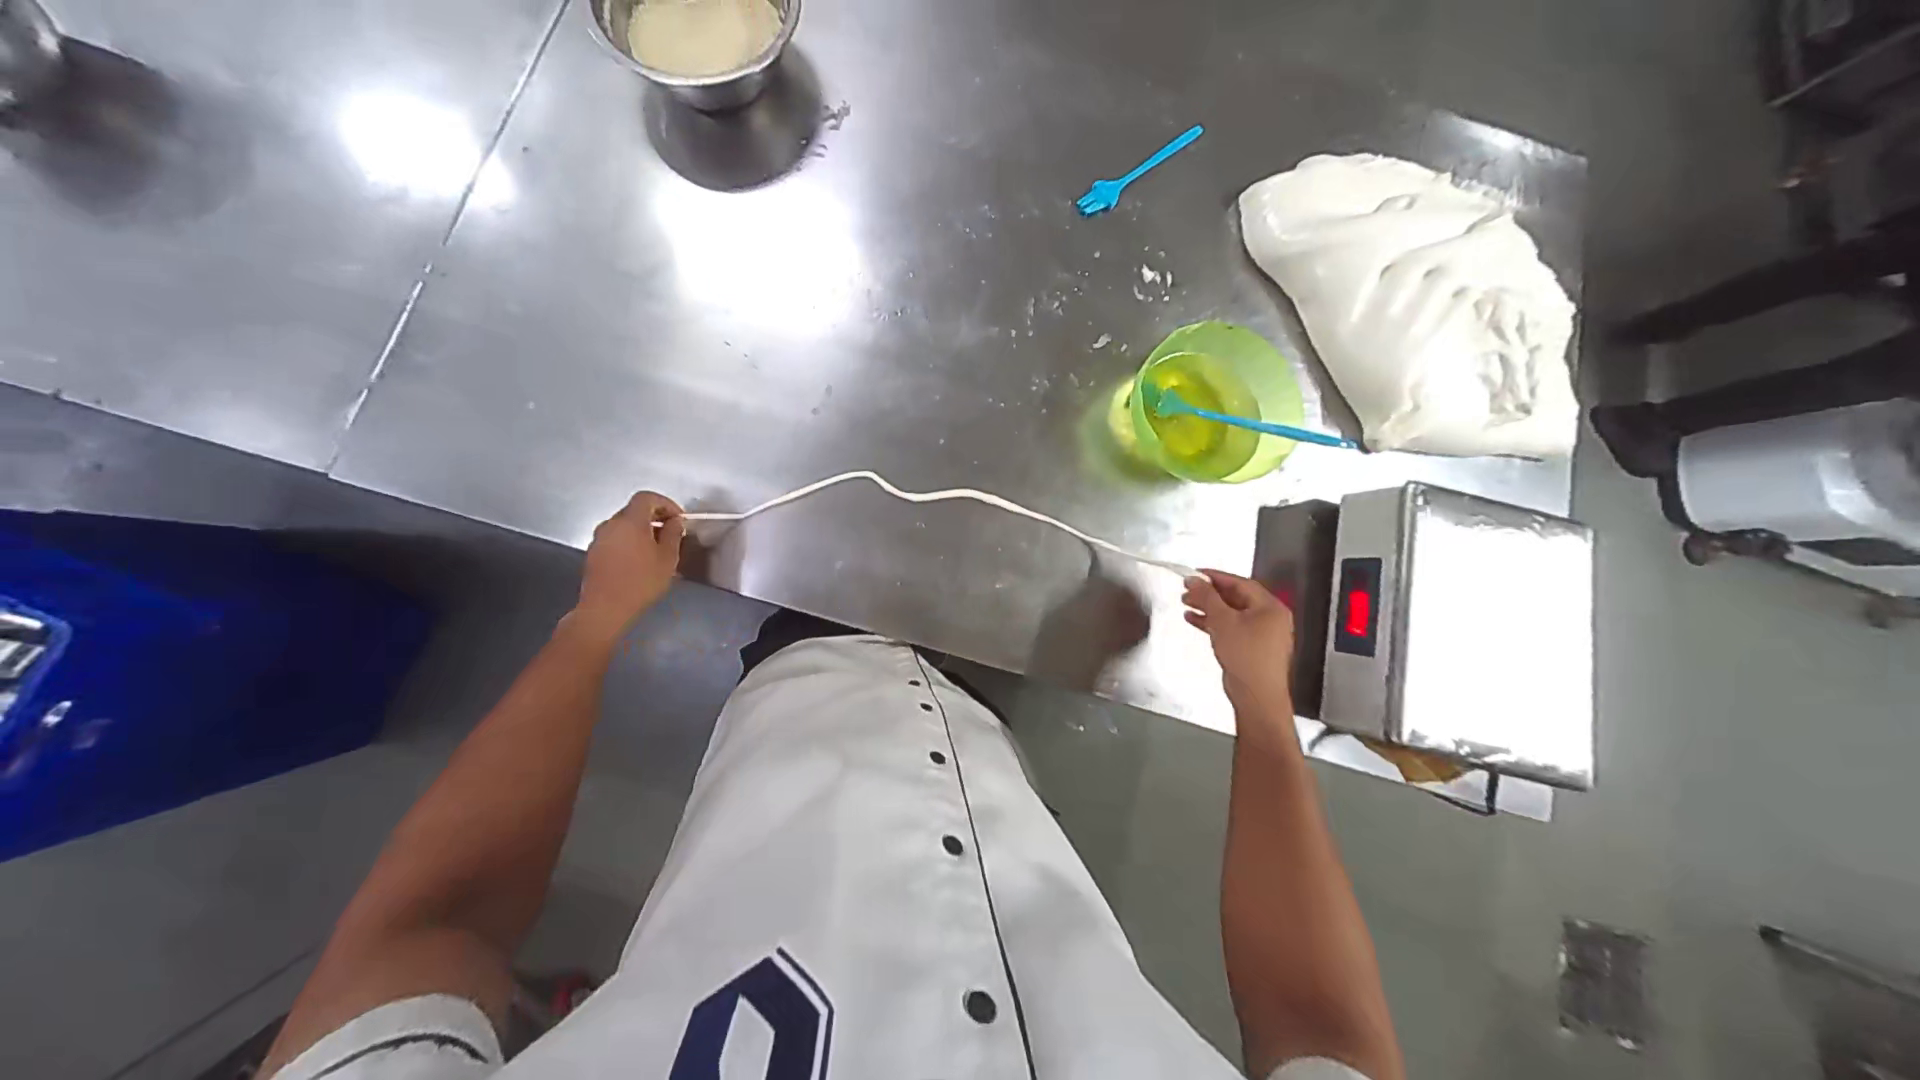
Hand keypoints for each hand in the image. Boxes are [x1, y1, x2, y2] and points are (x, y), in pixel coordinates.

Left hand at [568, 491, 684, 640]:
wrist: (605, 608)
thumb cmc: (641, 581)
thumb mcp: (667, 558)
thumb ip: (673, 534)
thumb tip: (674, 521)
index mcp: (630, 521)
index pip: (647, 497)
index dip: (665, 503)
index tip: (679, 518)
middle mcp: (611, 524)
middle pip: (634, 510)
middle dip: (655, 517)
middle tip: (671, 533)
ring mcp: (599, 538)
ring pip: (624, 525)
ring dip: (642, 530)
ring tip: (657, 549)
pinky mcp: (594, 552)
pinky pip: (615, 538)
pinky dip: (629, 541)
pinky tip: (640, 560)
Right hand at [1183, 569, 1294, 716]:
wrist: (1256, 694)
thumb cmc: (1246, 656)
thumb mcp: (1222, 621)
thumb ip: (1207, 597)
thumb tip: (1195, 580)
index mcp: (1270, 607)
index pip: (1240, 583)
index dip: (1215, 577)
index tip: (1196, 574)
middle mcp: (1270, 618)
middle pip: (1236, 598)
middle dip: (1210, 594)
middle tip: (1189, 590)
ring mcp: (1262, 634)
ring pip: (1232, 614)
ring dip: (1209, 608)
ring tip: (1187, 604)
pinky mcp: (1253, 648)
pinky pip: (1232, 628)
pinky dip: (1214, 623)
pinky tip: (1197, 621)